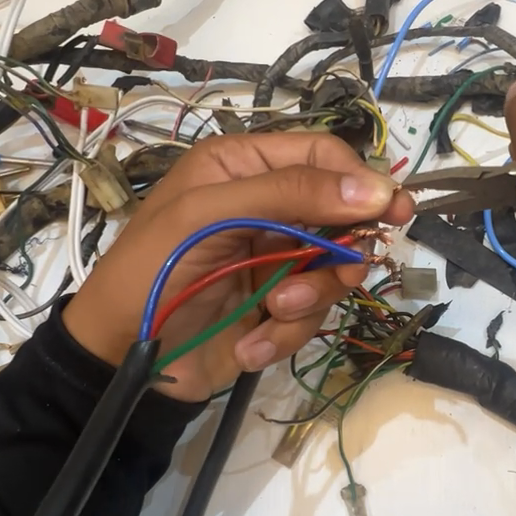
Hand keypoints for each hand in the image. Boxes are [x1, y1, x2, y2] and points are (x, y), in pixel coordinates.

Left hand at [63, 133, 412, 401]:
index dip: (360, 181)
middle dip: (338, 252)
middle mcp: (267, 210)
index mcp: (246, 168)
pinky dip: (286, 333)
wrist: (121, 358)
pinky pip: (311, 316)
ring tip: (275, 310)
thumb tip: (377, 188)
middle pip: (340, 217)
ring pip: (332, 272)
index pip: (322, 158)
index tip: (393, 210)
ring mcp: (274, 261)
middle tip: (341, 272)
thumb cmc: (154, 268)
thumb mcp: (214, 215)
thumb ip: (293, 194)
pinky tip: (250, 344)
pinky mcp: (276, 309)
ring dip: (309, 296)